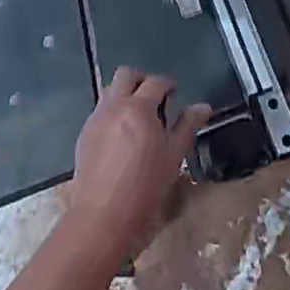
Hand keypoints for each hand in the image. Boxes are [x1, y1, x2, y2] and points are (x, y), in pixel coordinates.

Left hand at [66, 68, 211, 251]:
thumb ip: (187, 127)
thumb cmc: (145, 187)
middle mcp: (114, 106)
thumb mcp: (173, 157)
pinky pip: (100, 110)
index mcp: (138, 108)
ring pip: (110, 90)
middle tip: (155, 97)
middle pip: (126, 74)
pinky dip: (113, 111)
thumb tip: (203, 106)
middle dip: (142, 79)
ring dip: (124, 93)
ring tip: (138, 116)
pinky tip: (122, 135)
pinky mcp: (85, 133)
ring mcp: (96, 118)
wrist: (103, 215)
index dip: (168, 84)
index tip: (174, 92)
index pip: (155, 82)